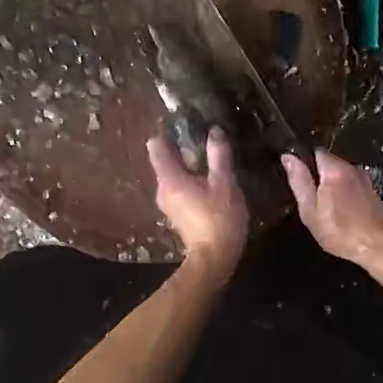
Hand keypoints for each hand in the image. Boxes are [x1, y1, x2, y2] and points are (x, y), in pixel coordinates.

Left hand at [148, 127, 247, 280]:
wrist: (215, 257)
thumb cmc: (219, 219)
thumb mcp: (225, 184)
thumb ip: (219, 156)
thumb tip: (215, 131)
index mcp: (170, 179)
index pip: (157, 146)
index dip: (168, 133)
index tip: (184, 125)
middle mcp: (162, 190)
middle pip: (165, 161)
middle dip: (181, 149)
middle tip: (202, 140)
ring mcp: (168, 204)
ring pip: (173, 176)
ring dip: (188, 167)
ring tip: (209, 160)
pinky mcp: (177, 214)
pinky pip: (179, 189)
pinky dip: (190, 182)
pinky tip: (208, 182)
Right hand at [281, 149, 382, 274]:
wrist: (380, 247)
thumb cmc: (342, 232)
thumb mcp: (310, 210)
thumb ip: (299, 181)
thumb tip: (288, 157)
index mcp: (335, 169)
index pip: (315, 151)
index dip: (304, 162)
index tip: (298, 180)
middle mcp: (352, 168)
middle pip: (329, 164)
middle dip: (318, 177)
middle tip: (311, 201)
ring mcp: (364, 180)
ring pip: (341, 176)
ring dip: (332, 188)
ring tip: (326, 210)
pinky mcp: (372, 191)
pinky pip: (352, 186)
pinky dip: (344, 195)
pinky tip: (342, 214)